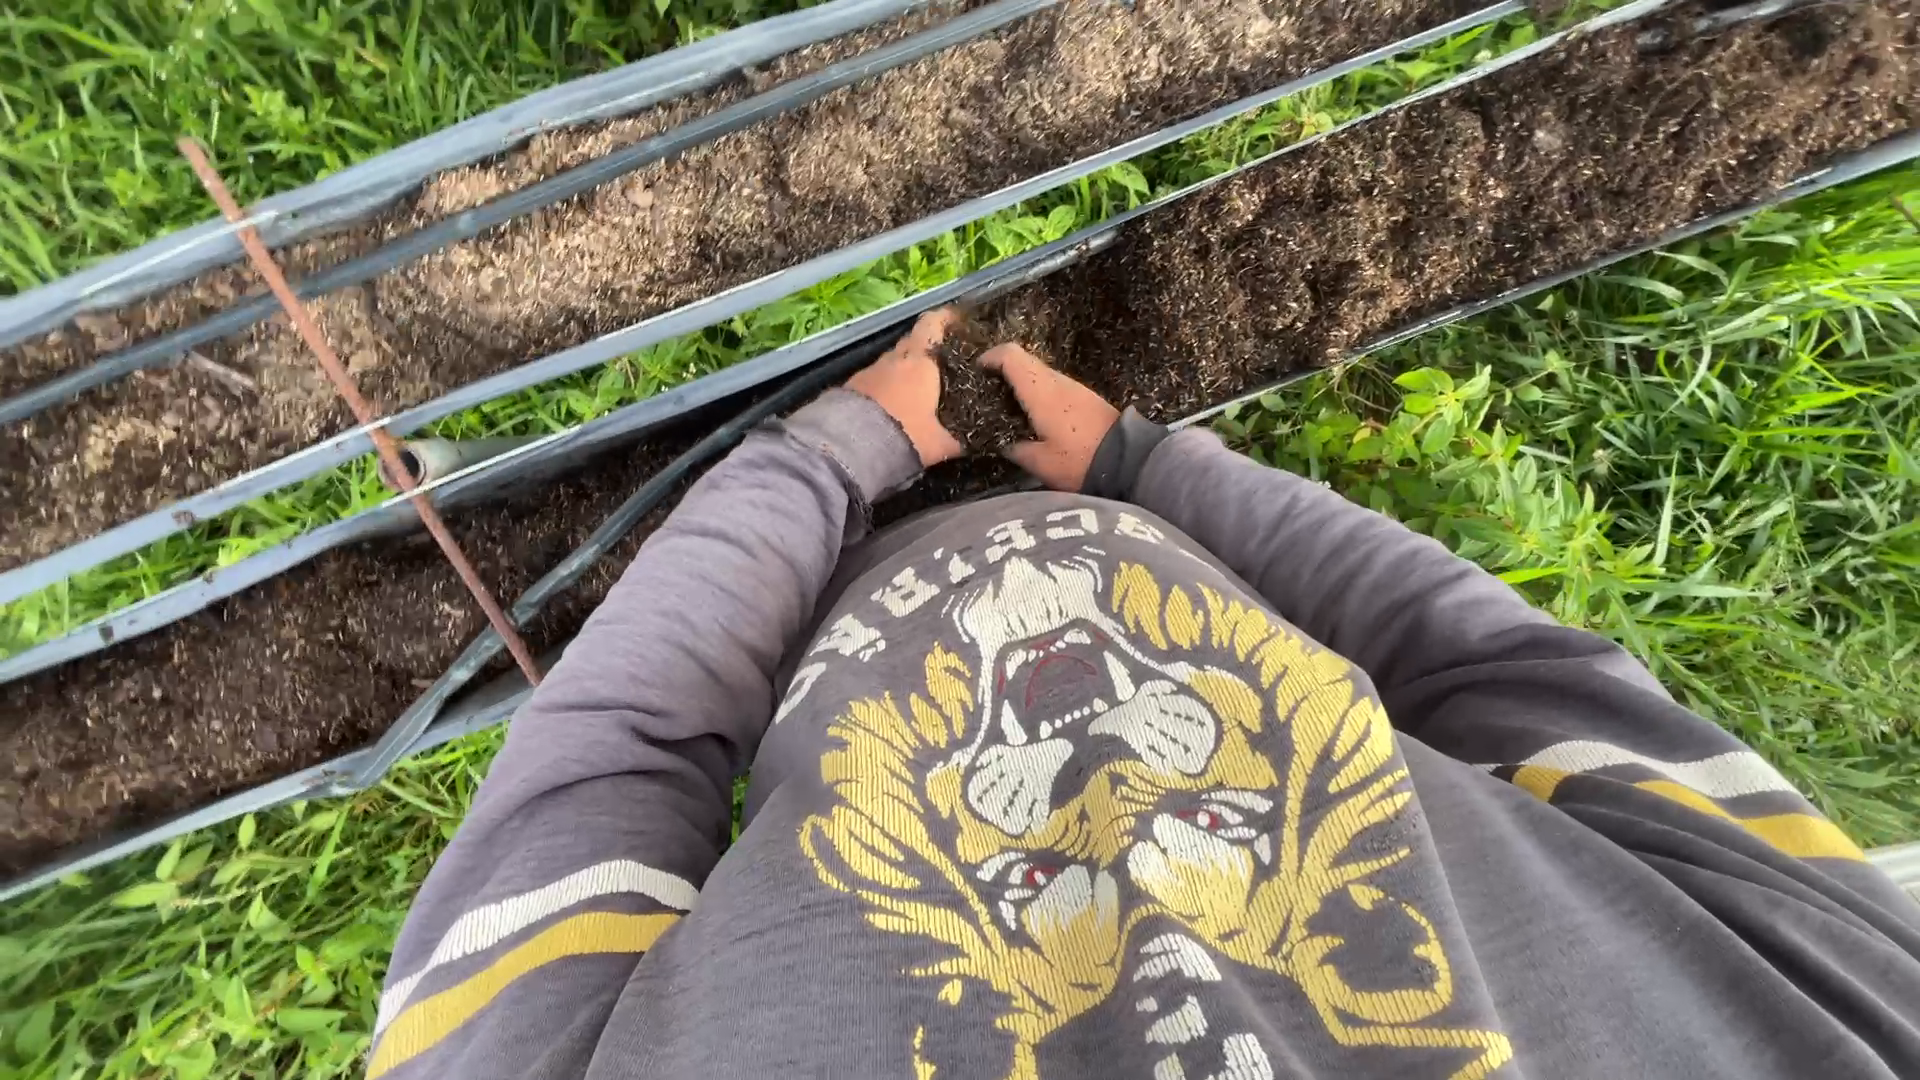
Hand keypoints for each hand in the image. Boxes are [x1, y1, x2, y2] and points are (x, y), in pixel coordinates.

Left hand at [845, 310, 963, 467]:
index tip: (955, 319)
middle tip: (938, 365)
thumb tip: (963, 447)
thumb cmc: (907, 435)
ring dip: (902, 372)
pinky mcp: (851, 387)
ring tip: (914, 392)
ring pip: (891, 363)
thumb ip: (953, 442)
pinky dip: (884, 389)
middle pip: (910, 343)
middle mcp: (894, 359)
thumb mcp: (938, 444)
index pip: (932, 325)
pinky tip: (889, 409)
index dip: (944, 318)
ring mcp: (869, 371)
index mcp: (920, 362)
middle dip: (924, 350)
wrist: (853, 446)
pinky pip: (874, 381)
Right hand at [981, 343, 1119, 490]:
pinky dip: (1036, 395)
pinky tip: (1031, 418)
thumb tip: (997, 439)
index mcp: (1041, 390)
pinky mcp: (1084, 398)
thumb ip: (1012, 447)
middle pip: (1023, 362)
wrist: (1130, 461)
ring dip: (1020, 385)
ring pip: (1038, 375)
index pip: (1010, 355)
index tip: (975, 372)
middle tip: (985, 396)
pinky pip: (1052, 387)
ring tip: (1004, 410)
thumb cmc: (1079, 460)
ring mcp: (1073, 387)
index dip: (989, 358)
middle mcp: (1057, 381)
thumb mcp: (1038, 462)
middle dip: (1001, 373)